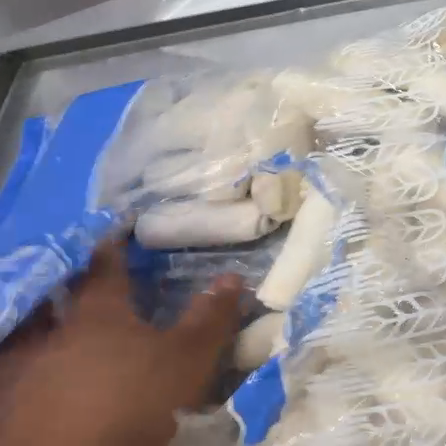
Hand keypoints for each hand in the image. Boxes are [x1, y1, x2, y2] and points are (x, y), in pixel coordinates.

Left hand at [0, 243, 242, 445]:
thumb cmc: (137, 395)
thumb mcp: (192, 353)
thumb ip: (212, 312)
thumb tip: (231, 276)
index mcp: (97, 316)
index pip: (104, 272)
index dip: (113, 251)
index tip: (119, 233)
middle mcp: (52, 337)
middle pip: (58, 304)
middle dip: (74, 290)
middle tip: (92, 279)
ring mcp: (25, 374)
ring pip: (35, 338)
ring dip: (52, 326)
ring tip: (69, 323)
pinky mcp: (13, 405)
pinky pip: (25, 370)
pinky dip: (41, 360)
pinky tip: (55, 367)